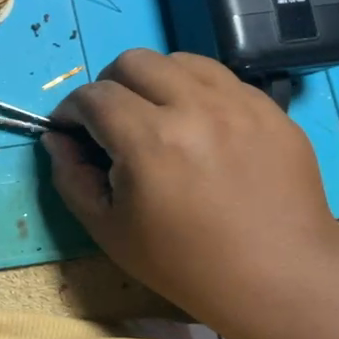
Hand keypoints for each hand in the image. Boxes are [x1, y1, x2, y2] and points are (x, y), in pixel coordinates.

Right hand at [42, 49, 338, 317]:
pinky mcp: (270, 110)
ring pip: (179, 60)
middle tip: (110, 121)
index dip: (70, 111)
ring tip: (154, 116)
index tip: (70, 132)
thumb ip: (72, 178)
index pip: (93, 97)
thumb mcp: (108, 230)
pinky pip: (221, 78)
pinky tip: (197, 128)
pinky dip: (195, 91)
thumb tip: (57, 139)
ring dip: (153, 80)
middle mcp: (194, 108)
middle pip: (133, 62)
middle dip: (108, 85)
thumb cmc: (184, 263)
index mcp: (149, 141)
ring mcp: (239, 104)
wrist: (281, 279)